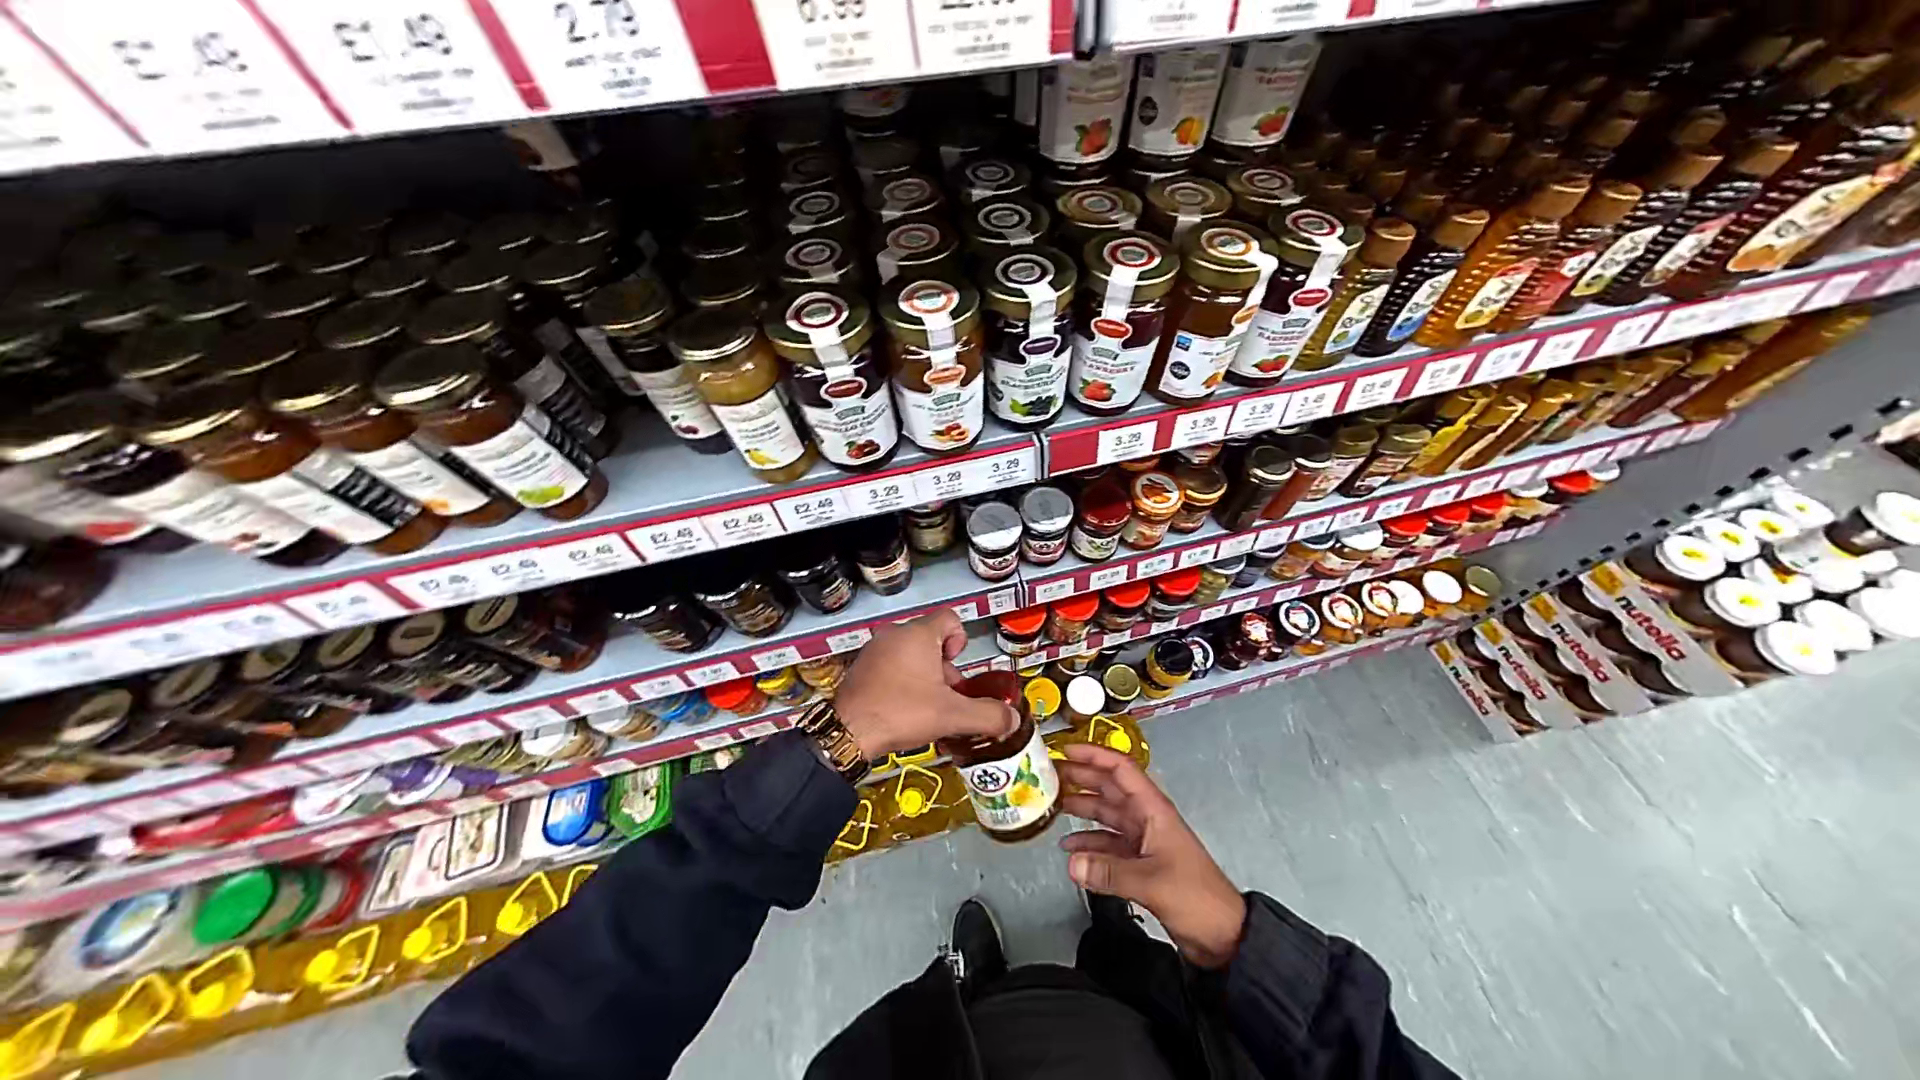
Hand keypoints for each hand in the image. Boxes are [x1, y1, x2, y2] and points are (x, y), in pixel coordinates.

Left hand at [835, 610, 1018, 760]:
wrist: (849, 733)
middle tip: (946, 696)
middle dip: (944, 668)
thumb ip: (987, 715)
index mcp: (918, 635)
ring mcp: (874, 650)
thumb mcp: (952, 716)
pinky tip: (903, 709)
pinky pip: (891, 666)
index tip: (958, 667)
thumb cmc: (899, 712)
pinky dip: (902, 682)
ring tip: (926, 707)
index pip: (950, 619)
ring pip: (911, 654)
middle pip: (931, 640)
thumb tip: (1011, 719)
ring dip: (924, 676)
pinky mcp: (861, 668)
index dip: (961, 640)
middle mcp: (894, 635)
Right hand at [1057, 743, 1247, 968]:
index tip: (1066, 752)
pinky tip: (1071, 849)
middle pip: (1110, 788)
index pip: (1121, 770)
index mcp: (1153, 810)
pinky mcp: (1140, 862)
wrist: (1223, 935)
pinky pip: (1108, 844)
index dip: (1094, 756)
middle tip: (1050, 774)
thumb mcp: (1151, 882)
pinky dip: (1089, 843)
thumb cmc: (1195, 897)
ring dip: (1082, 808)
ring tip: (1054, 804)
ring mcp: (1143, 840)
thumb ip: (1108, 871)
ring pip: (1107, 814)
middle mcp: (1146, 818)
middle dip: (1081, 778)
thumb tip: (1071, 863)